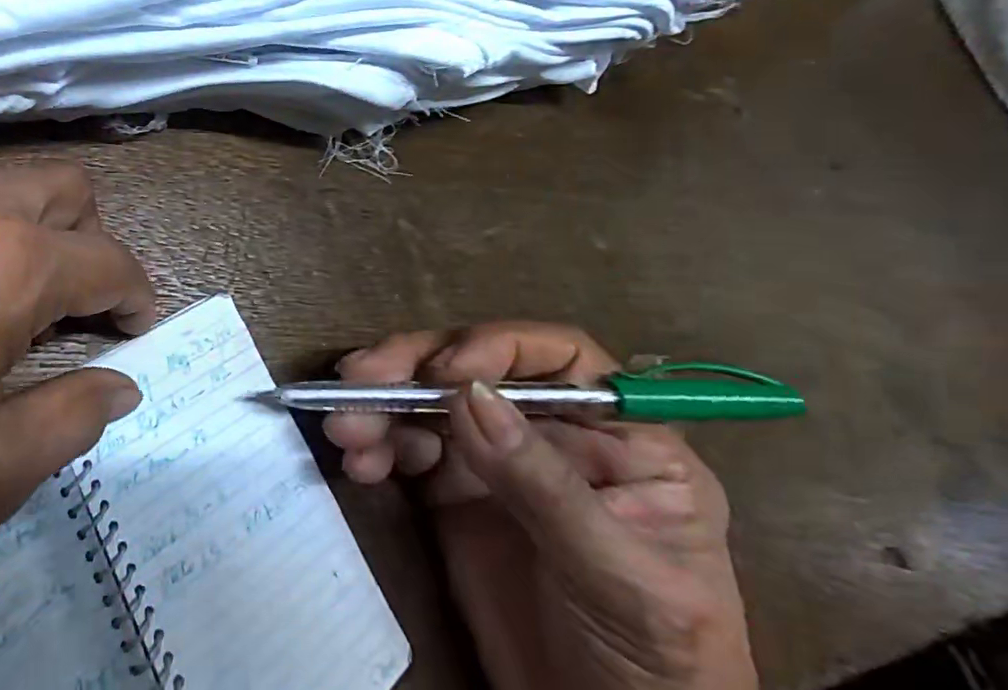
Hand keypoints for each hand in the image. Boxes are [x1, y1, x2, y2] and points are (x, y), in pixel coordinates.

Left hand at [0, 163, 155, 689]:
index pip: (110, 262)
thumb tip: (119, 386)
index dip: (139, 302)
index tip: (140, 339)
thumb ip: (70, 416)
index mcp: (8, 260)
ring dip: (36, 229)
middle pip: (68, 189)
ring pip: (3, 181)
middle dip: (95, 242)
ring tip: (20, 304)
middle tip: (84, 312)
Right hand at [325, 323, 756, 689]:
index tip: (446, 373)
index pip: (559, 360)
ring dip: (386, 406)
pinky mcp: (457, 498)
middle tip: (361, 376)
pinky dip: (382, 448)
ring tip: (348, 430)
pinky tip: (362, 463)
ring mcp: (500, 465)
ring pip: (436, 408)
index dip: (499, 348)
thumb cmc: (659, 662)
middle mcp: (553, 435)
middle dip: (418, 367)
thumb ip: (546, 484)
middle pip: (481, 373)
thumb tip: (470, 397)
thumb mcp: (619, 574)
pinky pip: (413, 453)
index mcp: (619, 438)